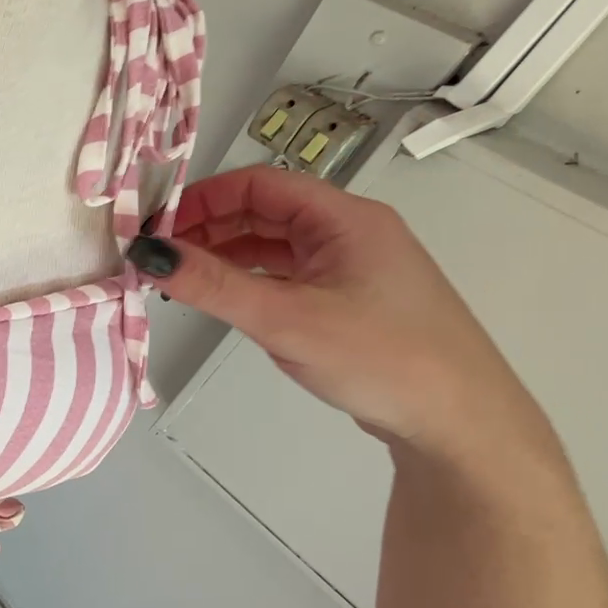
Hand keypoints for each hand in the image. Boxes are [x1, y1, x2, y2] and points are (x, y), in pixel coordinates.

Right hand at [131, 165, 550, 460]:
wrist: (460, 423)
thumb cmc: (382, 359)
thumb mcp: (285, 318)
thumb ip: (212, 284)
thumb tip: (147, 253)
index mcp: (345, 219)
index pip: (258, 184)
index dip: (201, 198)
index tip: (155, 227)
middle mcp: (348, 232)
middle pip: (261, 209)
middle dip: (204, 227)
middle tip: (156, 256)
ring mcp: (348, 265)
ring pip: (269, 241)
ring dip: (220, 253)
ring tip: (176, 278)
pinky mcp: (345, 297)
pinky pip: (281, 271)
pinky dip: (242, 277)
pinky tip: (217, 297)